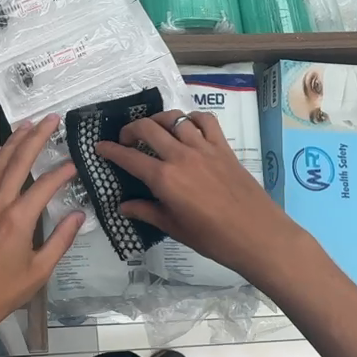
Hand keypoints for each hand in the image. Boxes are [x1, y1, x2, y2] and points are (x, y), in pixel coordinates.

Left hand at [0, 115, 81, 322]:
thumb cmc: (4, 292)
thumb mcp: (40, 271)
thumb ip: (60, 240)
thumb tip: (79, 215)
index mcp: (18, 220)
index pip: (45, 185)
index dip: (62, 172)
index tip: (75, 163)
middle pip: (17, 161)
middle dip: (35, 137)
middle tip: (50, 118)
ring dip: (12, 142)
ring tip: (26, 125)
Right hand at [96, 110, 316, 291]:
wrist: (257, 235)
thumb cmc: (212, 238)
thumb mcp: (174, 228)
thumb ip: (146, 212)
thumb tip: (123, 206)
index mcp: (164, 178)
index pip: (129, 157)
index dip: (110, 150)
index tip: (100, 147)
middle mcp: (180, 156)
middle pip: (147, 128)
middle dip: (130, 130)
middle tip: (126, 140)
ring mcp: (203, 147)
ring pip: (174, 118)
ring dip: (159, 120)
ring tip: (154, 131)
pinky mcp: (223, 147)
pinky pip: (205, 120)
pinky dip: (192, 118)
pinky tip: (188, 128)